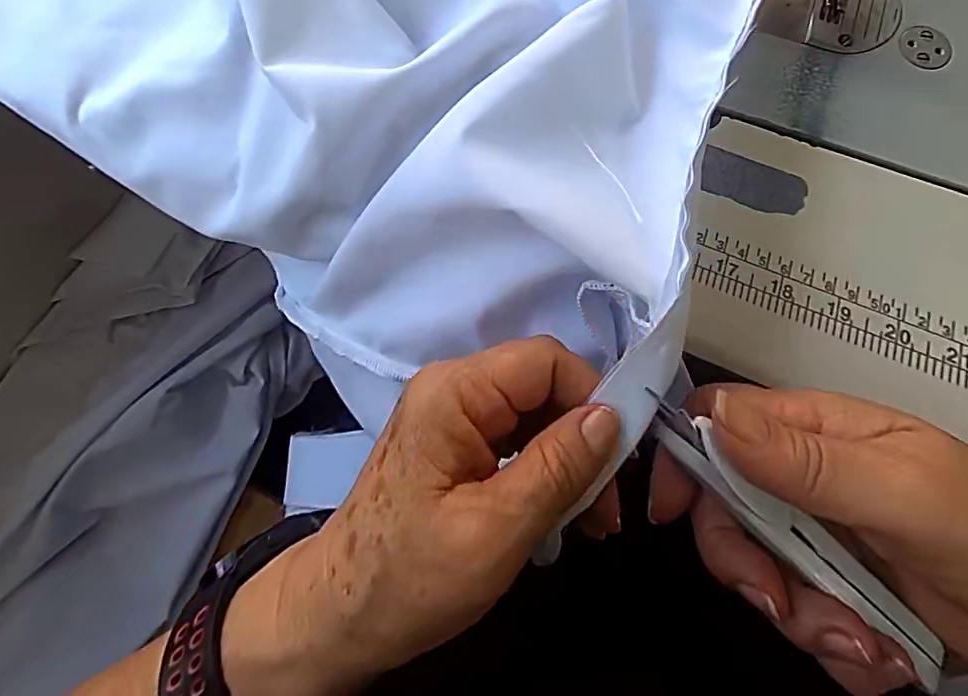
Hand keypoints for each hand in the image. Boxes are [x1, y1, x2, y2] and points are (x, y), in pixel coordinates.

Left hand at [223, 336, 623, 694]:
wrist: (344, 608)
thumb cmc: (413, 573)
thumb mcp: (496, 527)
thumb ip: (557, 467)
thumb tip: (612, 416)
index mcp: (453, 391)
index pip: (542, 358)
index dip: (591, 395)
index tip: (622, 458)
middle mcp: (450, 387)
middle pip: (539, 384)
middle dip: (583, 435)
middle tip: (608, 508)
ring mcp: (449, 413)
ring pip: (531, 412)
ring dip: (568, 459)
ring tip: (591, 521)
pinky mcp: (452, 440)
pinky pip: (512, 436)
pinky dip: (543, 468)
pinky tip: (561, 512)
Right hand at [648, 385, 967, 693]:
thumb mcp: (901, 492)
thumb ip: (802, 456)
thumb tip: (712, 415)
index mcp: (810, 429)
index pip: (713, 421)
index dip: (682, 457)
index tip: (669, 509)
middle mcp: (803, 475)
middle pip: (723, 505)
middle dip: (743, 561)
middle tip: (779, 603)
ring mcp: (823, 533)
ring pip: (761, 567)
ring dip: (800, 616)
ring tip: (864, 645)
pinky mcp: (846, 588)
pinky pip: (804, 614)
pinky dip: (835, 646)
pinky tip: (883, 658)